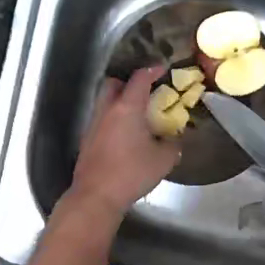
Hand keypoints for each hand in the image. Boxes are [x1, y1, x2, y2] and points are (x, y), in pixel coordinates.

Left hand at [69, 66, 181, 217]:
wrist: (97, 195)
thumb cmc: (132, 173)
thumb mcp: (164, 160)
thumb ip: (173, 144)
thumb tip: (176, 139)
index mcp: (127, 108)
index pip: (139, 78)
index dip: (152, 70)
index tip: (163, 69)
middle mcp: (107, 110)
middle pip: (114, 83)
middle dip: (128, 82)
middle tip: (145, 91)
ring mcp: (94, 124)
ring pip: (105, 101)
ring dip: (120, 101)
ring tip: (137, 114)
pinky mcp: (88, 140)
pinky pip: (102, 119)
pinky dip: (114, 119)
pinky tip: (126, 134)